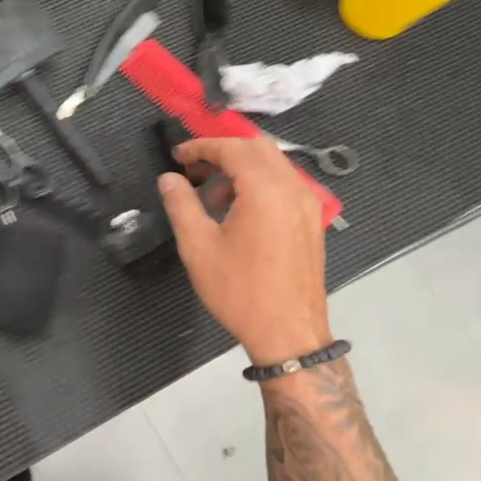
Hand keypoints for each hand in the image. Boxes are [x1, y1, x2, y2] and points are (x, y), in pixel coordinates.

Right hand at [159, 138, 330, 366]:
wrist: (288, 333)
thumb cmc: (239, 289)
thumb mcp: (198, 246)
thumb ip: (181, 204)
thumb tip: (169, 179)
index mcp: (265, 190)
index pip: (233, 149)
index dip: (201, 147)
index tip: (177, 157)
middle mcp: (292, 189)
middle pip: (258, 148)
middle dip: (223, 152)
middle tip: (193, 170)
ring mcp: (307, 205)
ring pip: (274, 166)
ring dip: (241, 169)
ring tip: (211, 197)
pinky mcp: (311, 222)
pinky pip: (284, 186)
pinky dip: (259, 184)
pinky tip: (237, 212)